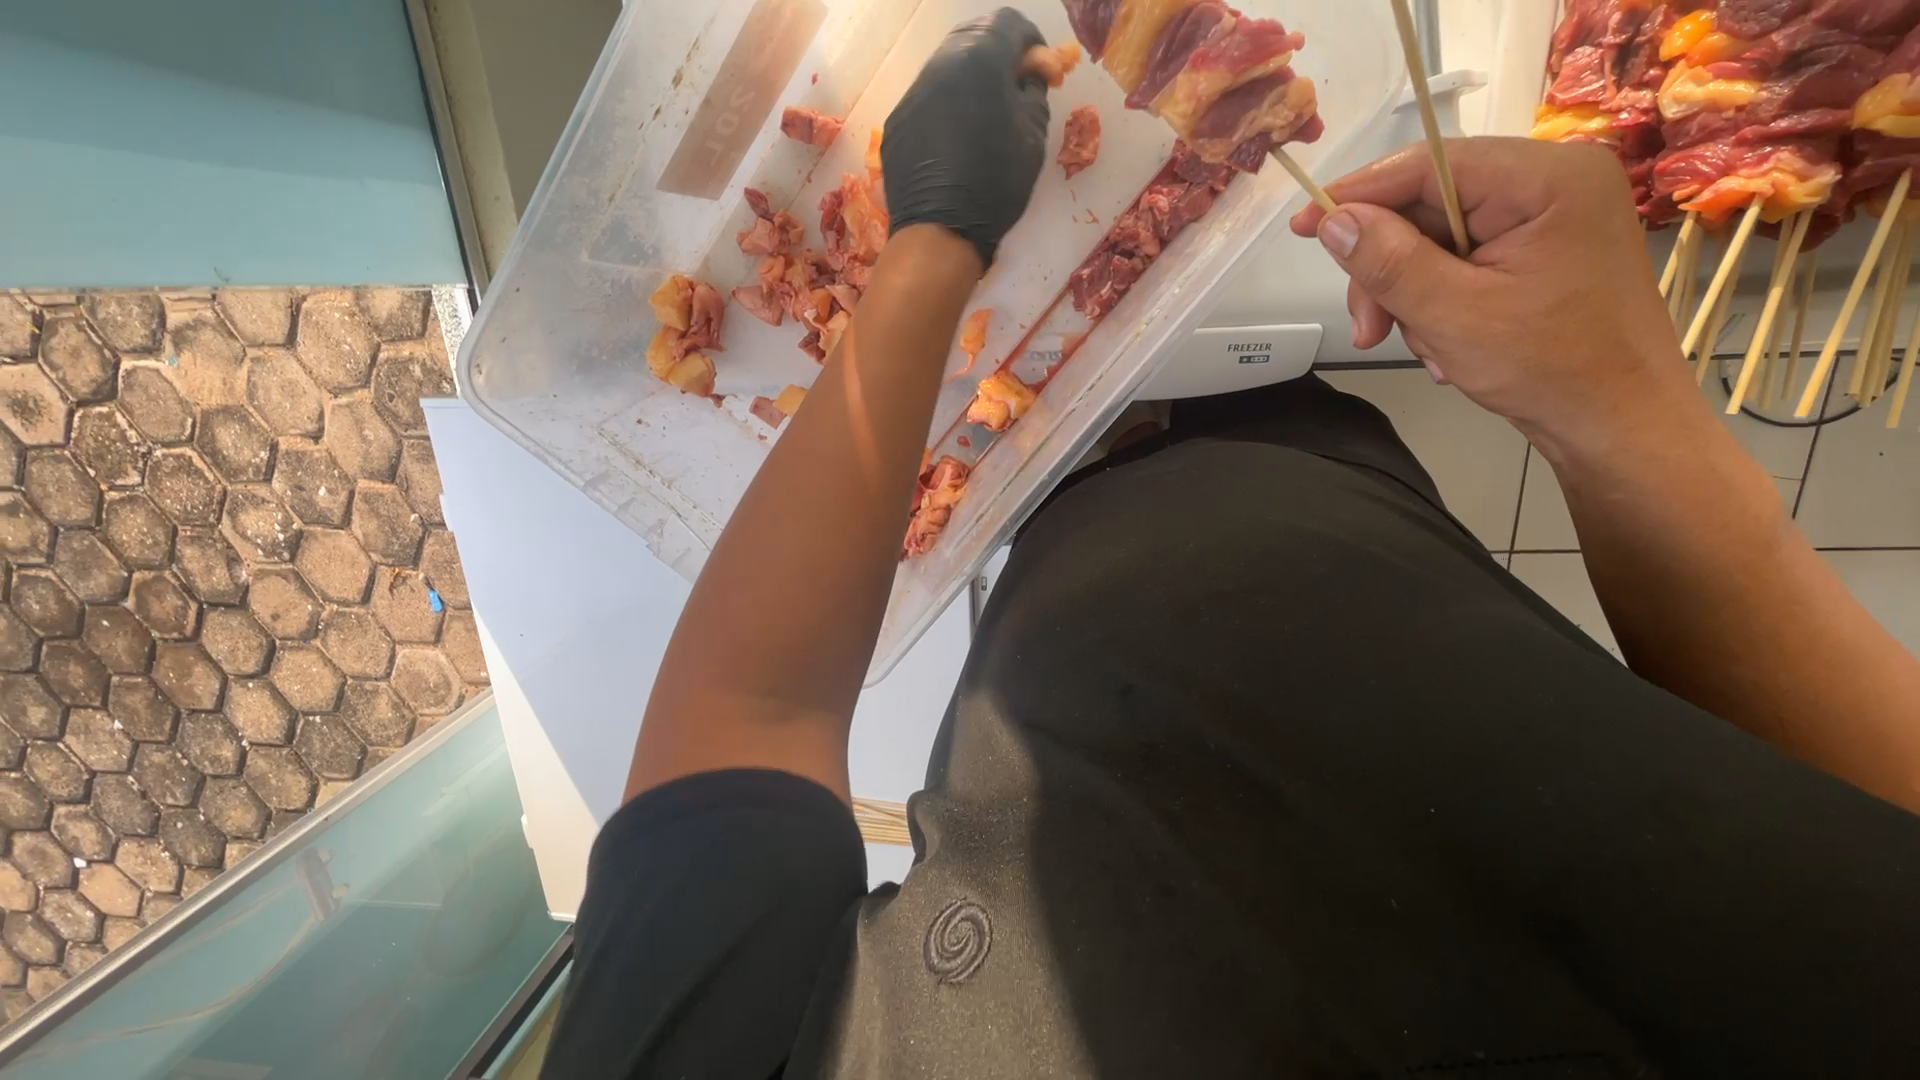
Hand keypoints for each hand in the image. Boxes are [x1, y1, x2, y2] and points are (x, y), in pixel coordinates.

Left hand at [884, 8, 1050, 269]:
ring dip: (970, 79)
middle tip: (1014, 86)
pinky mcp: (898, 121)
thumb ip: (1034, 92)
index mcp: (981, 60)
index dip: (1031, 41)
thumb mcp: (1033, 137)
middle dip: (999, 54)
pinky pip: (927, 99)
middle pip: (974, 35)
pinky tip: (955, 139)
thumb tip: (1029, 76)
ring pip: (947, 67)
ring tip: (984, 114)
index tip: (1041, 67)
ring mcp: (914, 93)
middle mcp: (941, 65)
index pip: (1009, 23)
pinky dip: (946, 106)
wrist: (940, 231)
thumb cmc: (996, 183)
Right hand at [1289, 138, 1693, 448]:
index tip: (1302, 226)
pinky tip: (1443, 344)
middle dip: (1388, 269)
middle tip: (1367, 329)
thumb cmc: (1549, 367)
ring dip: (1409, 295)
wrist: (1618, 422)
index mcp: (1546, 178)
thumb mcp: (1452, 314)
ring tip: (1422, 348)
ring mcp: (1547, 218)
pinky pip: (1461, 261)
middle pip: (1428, 205)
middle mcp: (1550, 182)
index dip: (1358, 193)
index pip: (1428, 164)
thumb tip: (1332, 220)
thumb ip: (1388, 262)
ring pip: (1436, 239)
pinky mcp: (1539, 251)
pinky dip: (1436, 302)